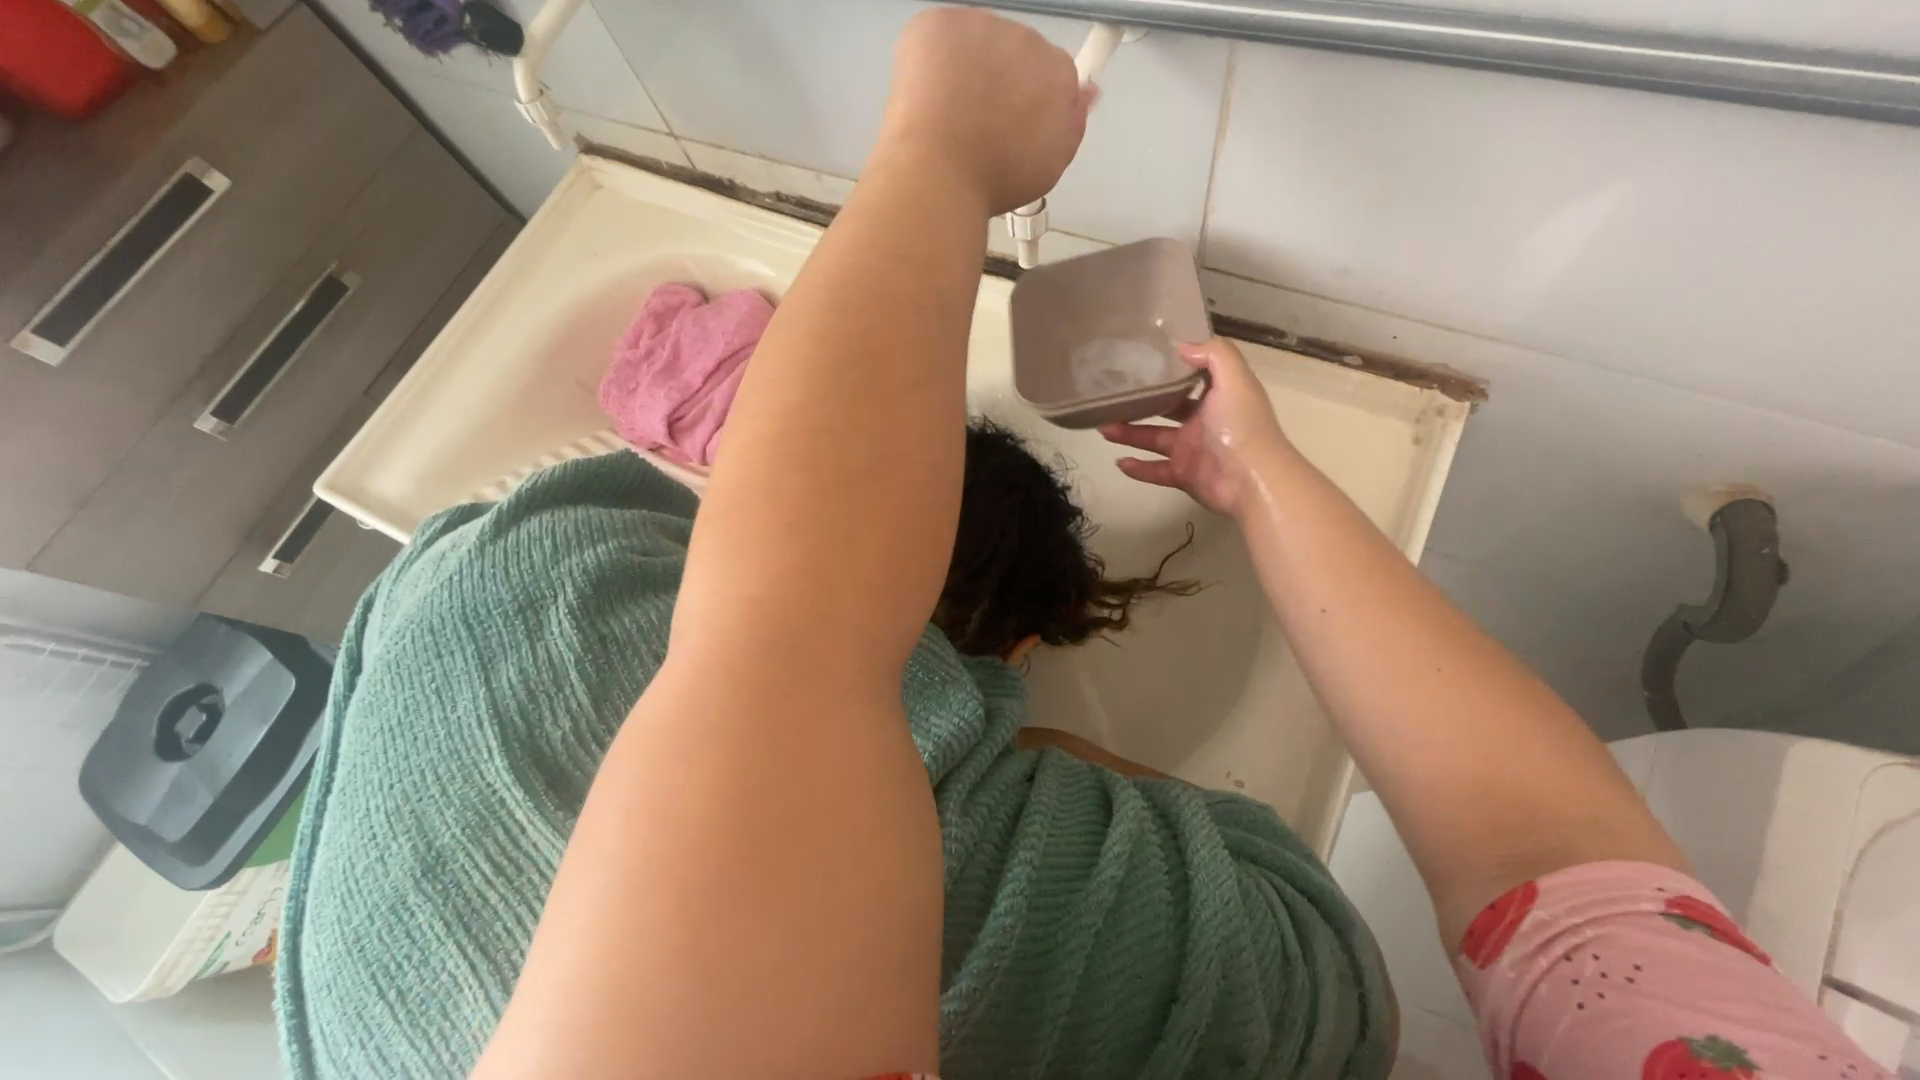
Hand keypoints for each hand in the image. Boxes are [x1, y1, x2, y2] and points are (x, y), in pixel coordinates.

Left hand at [878, 8, 1089, 214]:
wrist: (939, 172)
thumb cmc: (995, 178)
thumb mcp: (1049, 164)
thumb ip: (1071, 122)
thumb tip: (1086, 92)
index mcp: (1058, 73)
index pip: (1049, 73)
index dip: (1026, 101)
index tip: (1008, 126)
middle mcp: (1026, 40)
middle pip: (1013, 54)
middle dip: (996, 82)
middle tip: (975, 127)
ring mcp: (981, 27)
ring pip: (974, 43)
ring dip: (964, 70)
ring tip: (948, 118)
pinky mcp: (940, 23)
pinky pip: (937, 36)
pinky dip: (928, 61)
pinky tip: (926, 98)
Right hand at [1100, 338, 1292, 517]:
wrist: (1252, 481)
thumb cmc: (1241, 425)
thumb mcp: (1234, 379)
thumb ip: (1213, 354)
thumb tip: (1181, 345)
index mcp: (1218, 396)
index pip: (1192, 377)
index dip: (1171, 368)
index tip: (1142, 358)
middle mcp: (1204, 421)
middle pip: (1167, 408)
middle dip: (1141, 401)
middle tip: (1112, 394)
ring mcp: (1192, 449)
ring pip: (1153, 438)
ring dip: (1129, 433)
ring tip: (1102, 426)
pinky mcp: (1183, 474)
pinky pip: (1155, 470)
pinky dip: (1137, 468)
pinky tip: (1118, 461)